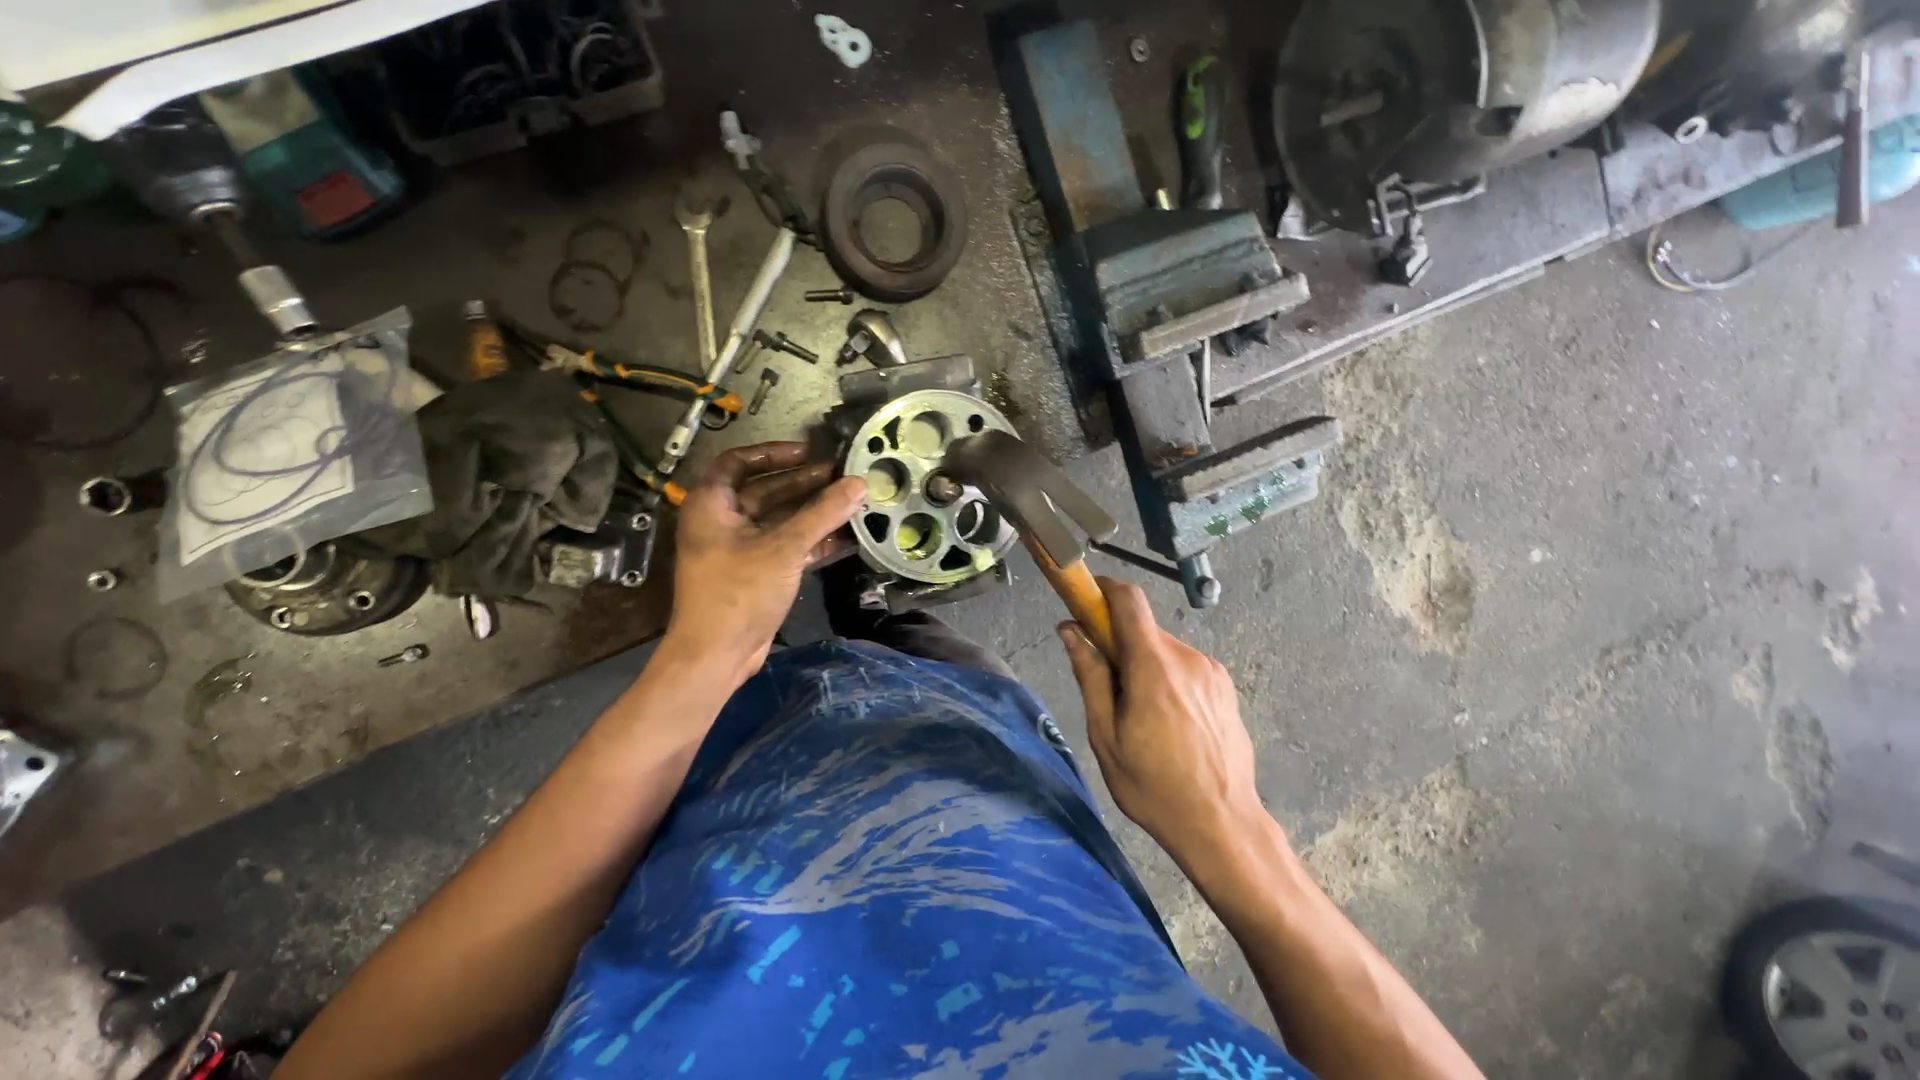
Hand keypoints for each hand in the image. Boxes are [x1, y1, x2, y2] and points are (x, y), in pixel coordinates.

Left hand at [666, 442, 865, 678]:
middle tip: (842, 476)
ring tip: (851, 502)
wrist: (717, 653)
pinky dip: (812, 541)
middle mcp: (720, 521)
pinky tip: (847, 537)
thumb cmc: (739, 591)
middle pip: (765, 490)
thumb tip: (859, 484)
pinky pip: (786, 546)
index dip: (773, 453)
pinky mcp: (755, 573)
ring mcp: (738, 549)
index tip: (809, 452)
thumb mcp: (783, 548)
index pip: (738, 462)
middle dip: (803, 483)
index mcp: (711, 504)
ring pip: (779, 520)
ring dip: (813, 513)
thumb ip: (823, 513)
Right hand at [1058, 577, 1264, 863]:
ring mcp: (1212, 672)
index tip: (1083, 601)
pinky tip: (1168, 725)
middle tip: (1108, 692)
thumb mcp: (1106, 736)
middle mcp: (1188, 658)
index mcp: (1154, 666)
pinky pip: (1186, 669)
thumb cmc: (1153, 787)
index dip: (1102, 591)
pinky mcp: (1226, 687)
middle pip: (1144, 630)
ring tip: (1141, 720)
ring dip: (1145, 667)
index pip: (1129, 600)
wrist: (1222, 824)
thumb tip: (1071, 631)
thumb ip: (1090, 676)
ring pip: (1165, 651)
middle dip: (1120, 647)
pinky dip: (1168, 681)